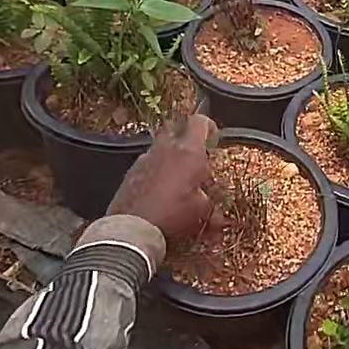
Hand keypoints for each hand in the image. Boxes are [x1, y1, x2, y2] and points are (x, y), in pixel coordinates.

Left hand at [108, 113, 217, 242]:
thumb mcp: (201, 211)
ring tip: (178, 176)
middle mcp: (167, 148)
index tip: (213, 138)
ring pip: (161, 145)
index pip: (199, 121)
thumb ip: (209, 201)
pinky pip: (149, 161)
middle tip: (195, 154)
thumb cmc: (173, 214)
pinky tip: (160, 188)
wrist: (132, 228)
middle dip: (186, 136)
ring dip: (171, 154)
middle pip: (176, 127)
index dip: (209, 125)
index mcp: (189, 151)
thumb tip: (215, 209)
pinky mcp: (132, 171)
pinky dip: (157, 168)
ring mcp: (146, 157)